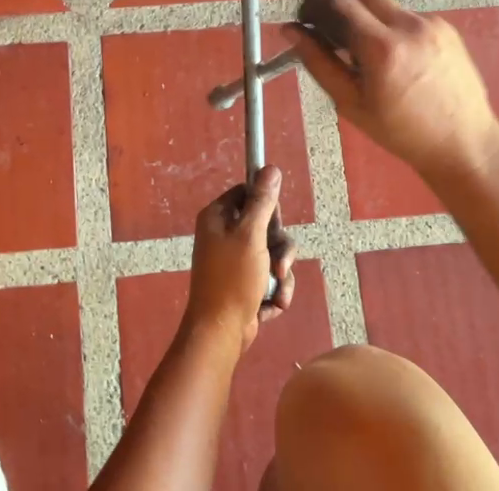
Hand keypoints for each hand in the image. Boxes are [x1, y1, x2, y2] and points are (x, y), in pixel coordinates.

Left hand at [184, 166, 295, 351]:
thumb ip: (263, 202)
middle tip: (278, 265)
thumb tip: (271, 168)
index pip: (247, 194)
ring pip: (273, 254)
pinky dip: (274, 292)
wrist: (220, 331)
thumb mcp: (251, 236)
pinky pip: (270, 277)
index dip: (266, 207)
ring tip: (277, 294)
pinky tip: (271, 307)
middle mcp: (224, 235)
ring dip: (281, 276)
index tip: (274, 222)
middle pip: (266, 226)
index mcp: (218, 217)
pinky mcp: (244, 283)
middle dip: (279, 250)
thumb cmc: (232, 279)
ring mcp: (234, 261)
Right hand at [284, 0, 498, 179]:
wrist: (463, 143)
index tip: (304, 20)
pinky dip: (385, 25)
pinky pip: (403, 14)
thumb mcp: (350, 102)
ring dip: (360, 14)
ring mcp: (430, 22)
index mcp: (381, 48)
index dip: (313, 4)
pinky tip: (389, 57)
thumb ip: (318, 62)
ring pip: (381, 0)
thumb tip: (290, 31)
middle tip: (322, 25)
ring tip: (357, 49)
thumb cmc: (401, 132)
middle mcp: (408, 25)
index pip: (337, 1)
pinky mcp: (444, 25)